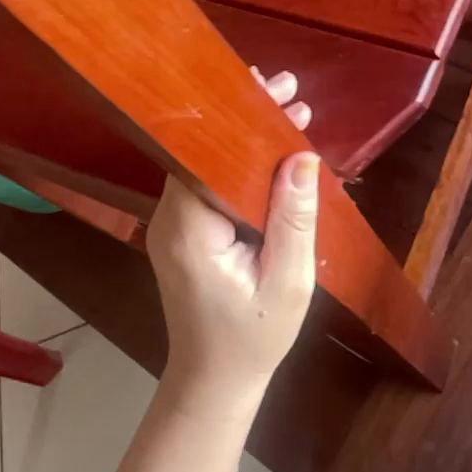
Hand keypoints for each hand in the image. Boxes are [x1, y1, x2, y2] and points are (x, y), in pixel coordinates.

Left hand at [145, 69, 318, 407]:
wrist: (214, 381)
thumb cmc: (253, 339)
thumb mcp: (287, 284)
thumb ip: (294, 221)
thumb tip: (302, 158)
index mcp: (189, 230)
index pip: (204, 154)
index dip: (238, 118)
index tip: (276, 92)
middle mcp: (169, 220)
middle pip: (202, 151)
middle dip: (244, 118)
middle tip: (288, 90)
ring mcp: (172, 225)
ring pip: (206, 163)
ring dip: (244, 137)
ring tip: (287, 109)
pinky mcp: (184, 231)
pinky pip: (209, 183)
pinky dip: (238, 162)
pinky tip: (271, 148)